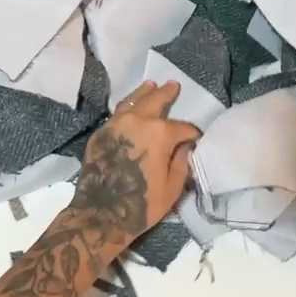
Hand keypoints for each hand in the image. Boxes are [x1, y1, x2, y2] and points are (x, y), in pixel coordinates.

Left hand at [68, 81, 199, 248]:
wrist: (101, 212)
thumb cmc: (143, 203)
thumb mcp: (173, 187)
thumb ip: (181, 162)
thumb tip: (184, 147)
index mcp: (160, 133)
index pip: (182, 128)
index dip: (192, 134)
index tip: (195, 138)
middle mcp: (137, 121)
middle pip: (155, 100)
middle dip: (166, 93)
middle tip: (172, 85)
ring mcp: (115, 124)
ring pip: (131, 102)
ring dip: (143, 93)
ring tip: (150, 85)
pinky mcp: (100, 133)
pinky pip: (116, 114)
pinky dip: (127, 109)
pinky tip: (130, 109)